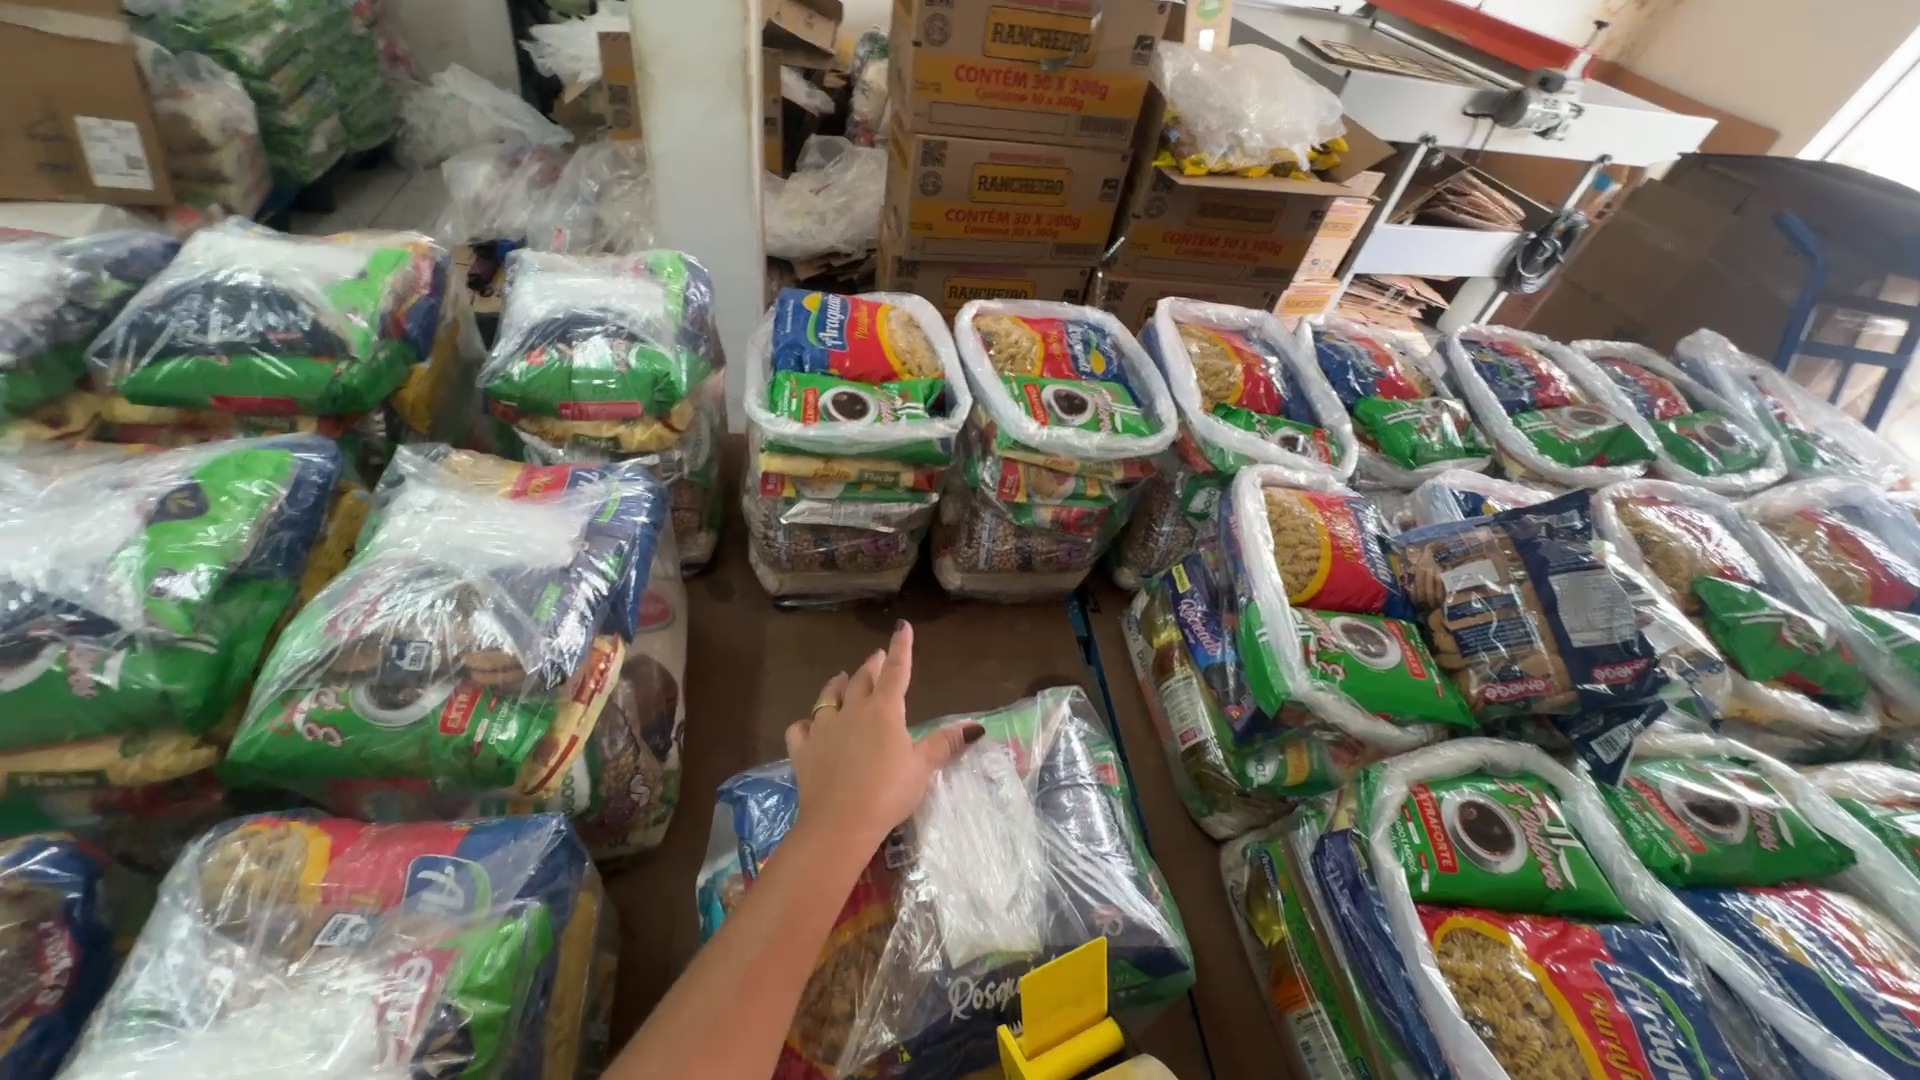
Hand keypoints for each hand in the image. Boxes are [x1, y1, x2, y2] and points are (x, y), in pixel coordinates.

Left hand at [785, 621, 982, 849]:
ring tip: (840, 677)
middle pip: (862, 679)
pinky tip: (808, 726)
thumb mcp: (922, 768)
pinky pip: (801, 728)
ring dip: (836, 685)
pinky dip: (806, 724)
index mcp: (884, 711)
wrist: (840, 822)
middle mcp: (852, 711)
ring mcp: (824, 729)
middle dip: (871, 665)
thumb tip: (975, 726)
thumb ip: (944, 744)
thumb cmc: (888, 792)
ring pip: (828, 697)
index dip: (901, 648)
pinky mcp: (802, 750)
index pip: (897, 671)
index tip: (902, 627)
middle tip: (876, 657)